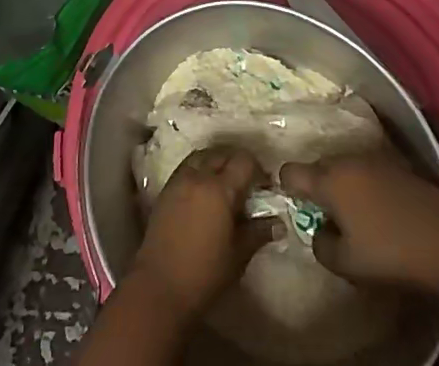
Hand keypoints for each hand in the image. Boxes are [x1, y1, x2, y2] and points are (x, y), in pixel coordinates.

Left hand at [129, 146, 278, 321]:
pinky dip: (199, 171)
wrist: (160, 285)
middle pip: (221, 154)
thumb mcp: (238, 254)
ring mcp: (178, 181)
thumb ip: (258, 232)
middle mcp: (197, 176)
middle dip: (237, 163)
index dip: (258, 170)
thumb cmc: (205, 272)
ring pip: (201, 157)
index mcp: (219, 189)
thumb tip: (278, 223)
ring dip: (216, 163)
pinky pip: (186, 168)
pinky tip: (205, 194)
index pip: (243, 161)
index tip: (265, 187)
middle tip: (247, 185)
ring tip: (226, 186)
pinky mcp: (165, 191)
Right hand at [279, 150, 438, 292]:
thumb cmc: (389, 254)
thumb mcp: (344, 263)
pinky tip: (378, 210)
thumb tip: (321, 231)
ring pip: (345, 168)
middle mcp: (347, 161)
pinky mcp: (399, 166)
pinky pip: (368, 172)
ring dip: (343, 185)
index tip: (292, 203)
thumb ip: (320, 244)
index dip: (285, 186)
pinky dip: (366, 186)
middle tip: (324, 214)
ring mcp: (375, 160)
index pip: (291, 171)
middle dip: (317, 186)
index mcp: (328, 179)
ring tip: (352, 213)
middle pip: (319, 167)